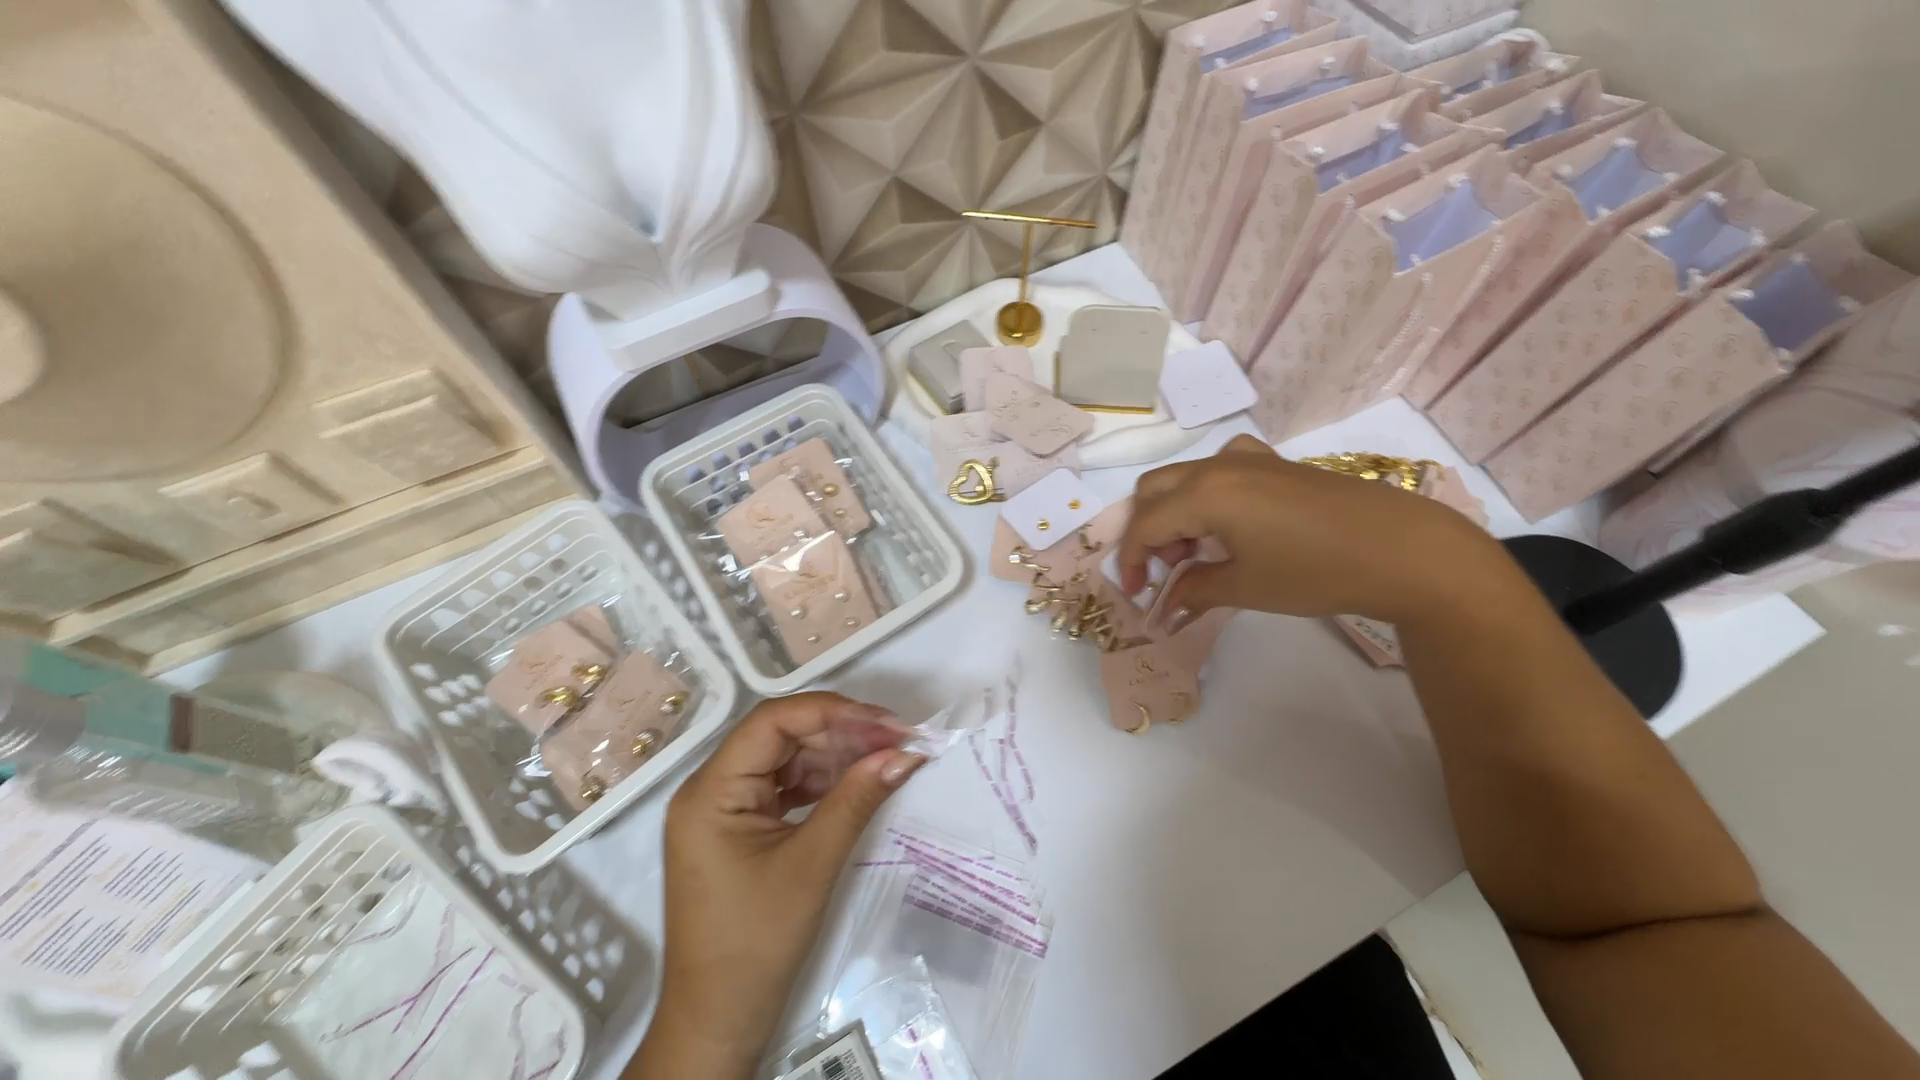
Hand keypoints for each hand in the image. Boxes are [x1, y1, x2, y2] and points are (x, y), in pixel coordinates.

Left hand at [628, 694, 926, 1079]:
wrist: (719, 1018)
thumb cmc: (757, 941)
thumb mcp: (812, 863)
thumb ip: (856, 799)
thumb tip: (905, 753)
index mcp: (710, 790)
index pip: (773, 721)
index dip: (833, 712)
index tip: (888, 724)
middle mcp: (710, 789)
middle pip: (780, 736)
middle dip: (840, 733)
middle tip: (898, 741)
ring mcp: (723, 810)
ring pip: (785, 760)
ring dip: (835, 757)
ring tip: (886, 759)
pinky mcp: (738, 831)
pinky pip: (782, 789)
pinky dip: (821, 784)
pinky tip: (857, 784)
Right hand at [1118, 435, 1519, 626]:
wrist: (1401, 548)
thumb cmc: (1315, 571)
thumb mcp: (1246, 587)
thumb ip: (1194, 588)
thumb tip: (1166, 599)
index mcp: (1204, 493)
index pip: (1144, 523)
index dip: (1131, 560)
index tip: (1137, 594)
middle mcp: (1219, 466)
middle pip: (1154, 490)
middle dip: (1146, 530)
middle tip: (1163, 570)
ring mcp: (1250, 458)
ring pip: (1185, 477)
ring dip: (1174, 513)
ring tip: (1195, 555)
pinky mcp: (1276, 463)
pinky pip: (1219, 471)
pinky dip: (1204, 497)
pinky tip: (1228, 526)